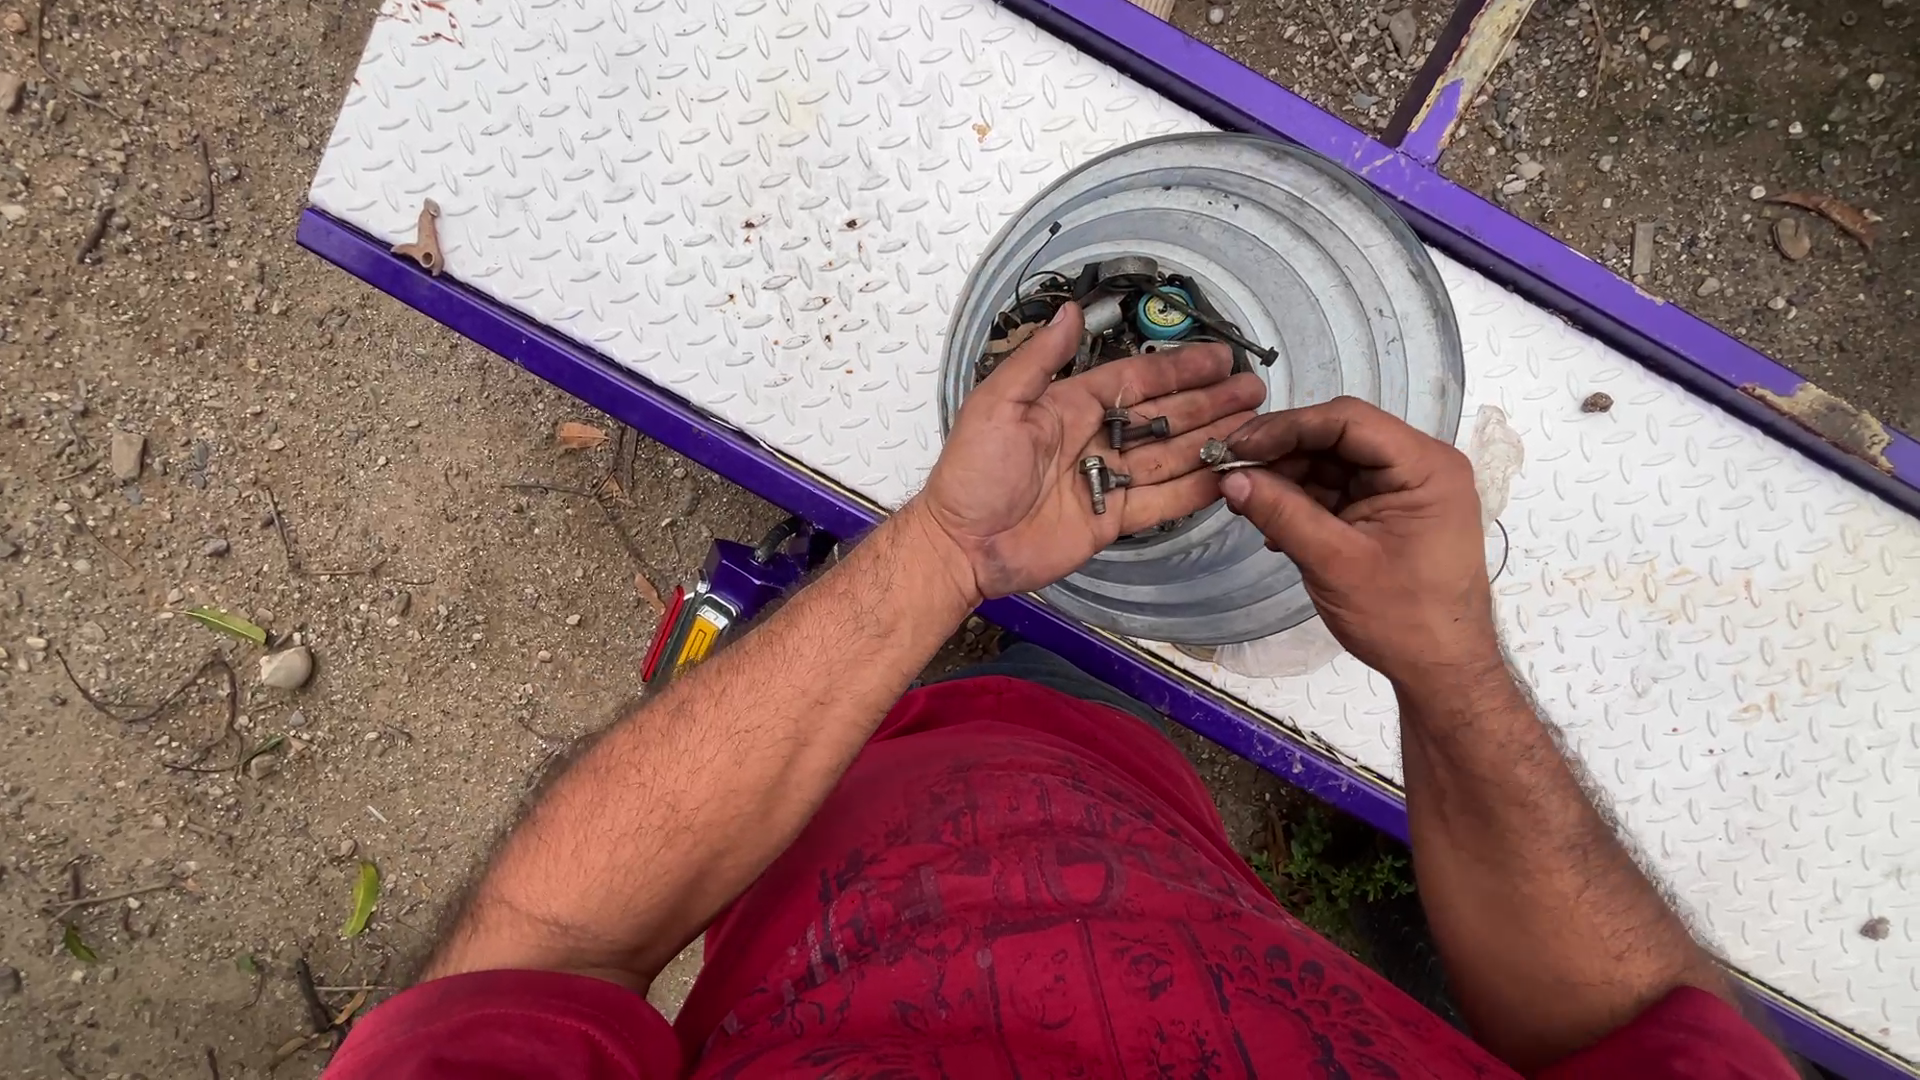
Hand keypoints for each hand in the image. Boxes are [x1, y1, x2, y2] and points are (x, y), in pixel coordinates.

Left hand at [917, 303, 1265, 599]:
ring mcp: (1105, 480)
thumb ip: (1038, 360)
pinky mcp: (1111, 519)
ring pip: (1169, 457)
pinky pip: (1160, 501)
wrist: (962, 544)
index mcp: (1069, 407)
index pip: (1135, 381)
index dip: (1178, 370)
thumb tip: (1069, 311)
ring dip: (1210, 442)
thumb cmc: (972, 472)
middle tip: (1254, 391)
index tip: (1219, 359)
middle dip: (1208, 403)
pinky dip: (1193, 491)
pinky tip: (1227, 477)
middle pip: (1162, 416)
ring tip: (1255, 427)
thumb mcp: (997, 405)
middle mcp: (1094, 440)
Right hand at [1217, 397, 1496, 684]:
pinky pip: (1332, 491)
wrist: (1439, 669)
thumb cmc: (1400, 617)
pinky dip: (1298, 502)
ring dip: (1283, 479)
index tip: (1235, 448)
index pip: (1347, 421)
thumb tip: (1228, 478)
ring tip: (1242, 501)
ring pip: (1328, 463)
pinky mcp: (1383, 512)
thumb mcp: (1333, 561)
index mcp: (1424, 467)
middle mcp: (1416, 466)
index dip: (1286, 427)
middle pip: (1335, 438)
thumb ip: (1281, 513)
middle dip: (1280, 453)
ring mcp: (1400, 489)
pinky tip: (1270, 525)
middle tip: (1229, 472)